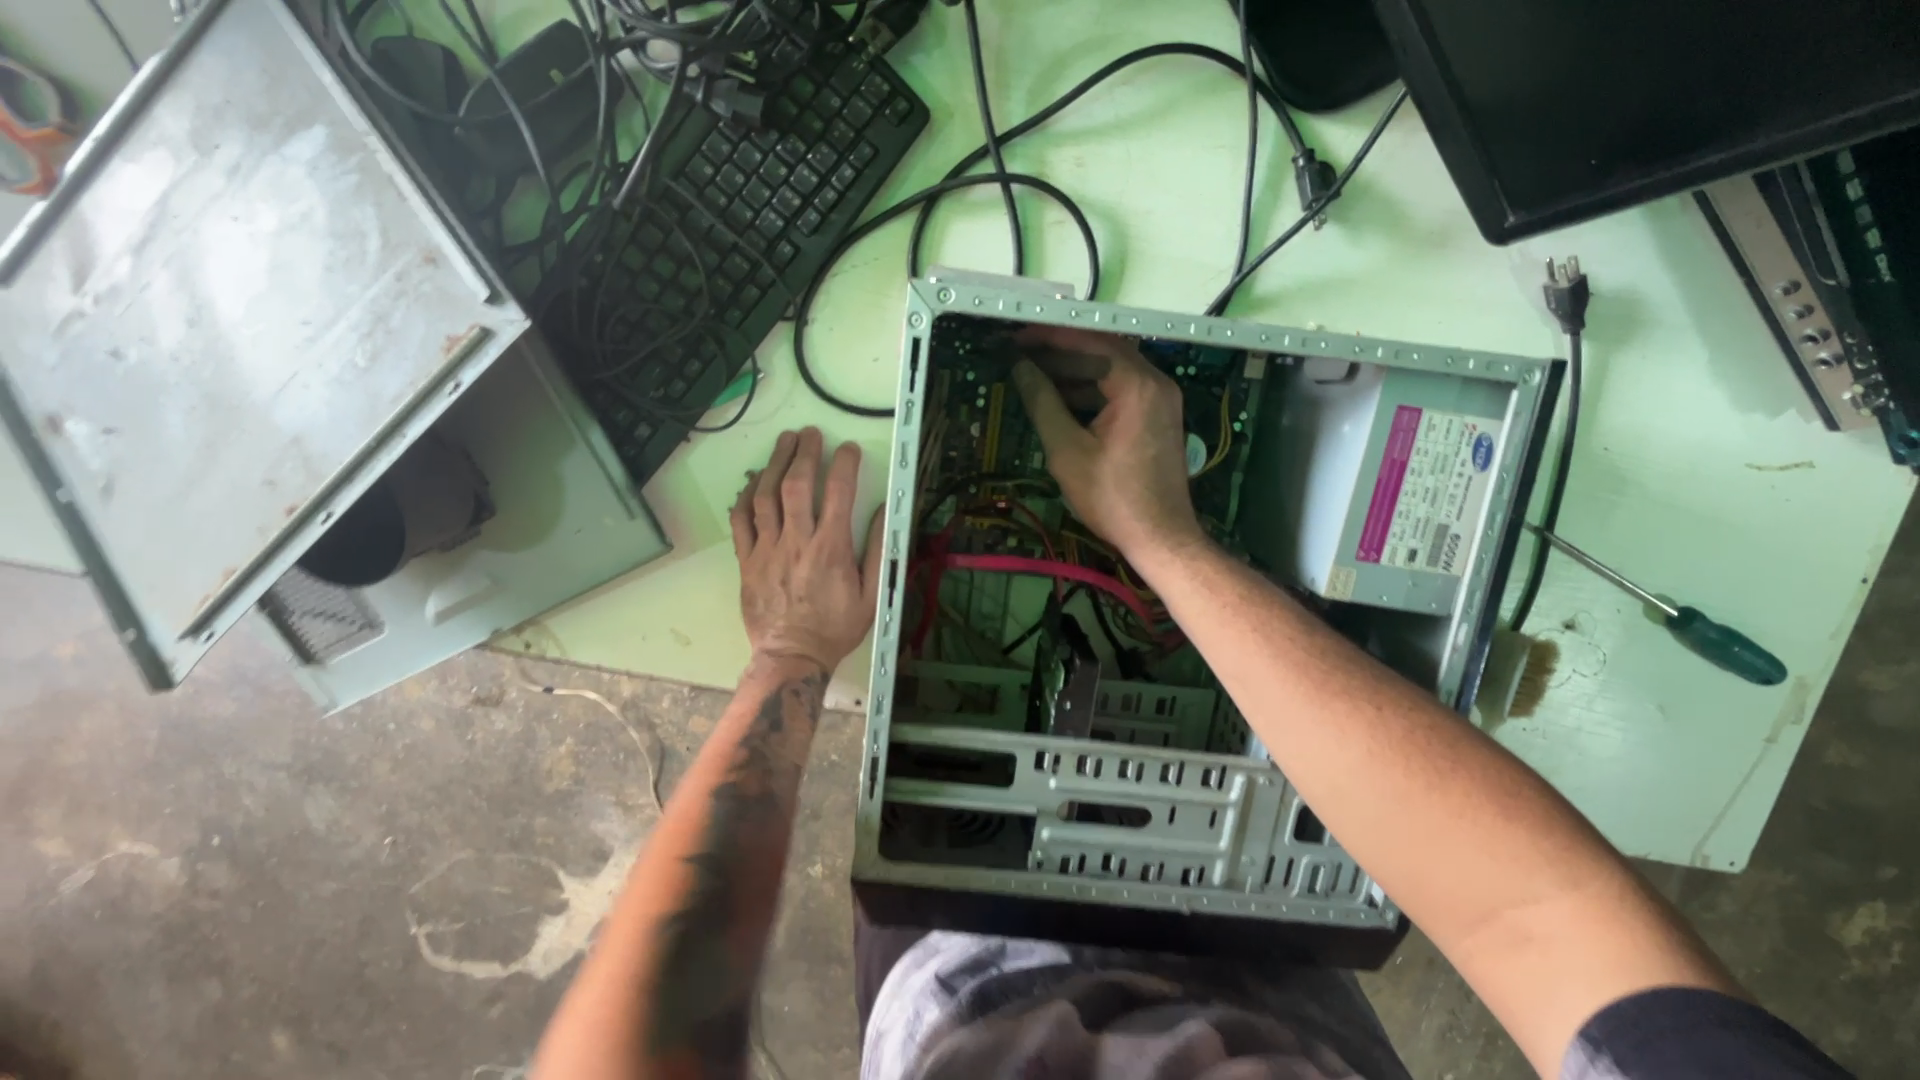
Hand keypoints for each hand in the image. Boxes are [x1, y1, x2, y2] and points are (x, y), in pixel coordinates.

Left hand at [730, 427, 885, 673]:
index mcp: (831, 548)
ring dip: (775, 464)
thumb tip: (881, 513)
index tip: (849, 450)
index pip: (839, 493)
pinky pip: (741, 521)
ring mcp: (768, 549)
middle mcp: (797, 541)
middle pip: (797, 485)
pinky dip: (745, 497)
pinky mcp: (748, 561)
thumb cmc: (835, 628)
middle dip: (805, 453)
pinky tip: (753, 482)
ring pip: (766, 496)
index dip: (844, 464)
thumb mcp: (870, 594)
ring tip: (784, 444)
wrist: (792, 656)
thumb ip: (875, 550)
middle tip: (810, 434)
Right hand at [1010, 326, 1205, 560]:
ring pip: (1113, 371)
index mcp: (1136, 385)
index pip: (1090, 342)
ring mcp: (1161, 400)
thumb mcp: (1067, 450)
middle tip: (1022, 353)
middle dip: (1061, 351)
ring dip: (1075, 371)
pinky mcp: (1159, 417)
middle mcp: (1155, 383)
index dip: (1050, 337)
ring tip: (1034, 375)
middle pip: (1104, 351)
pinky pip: (1122, 390)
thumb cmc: (1111, 498)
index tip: (1018, 338)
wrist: (1160, 537)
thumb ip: (1043, 402)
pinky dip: (1093, 390)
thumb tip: (1021, 369)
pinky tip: (1061, 399)